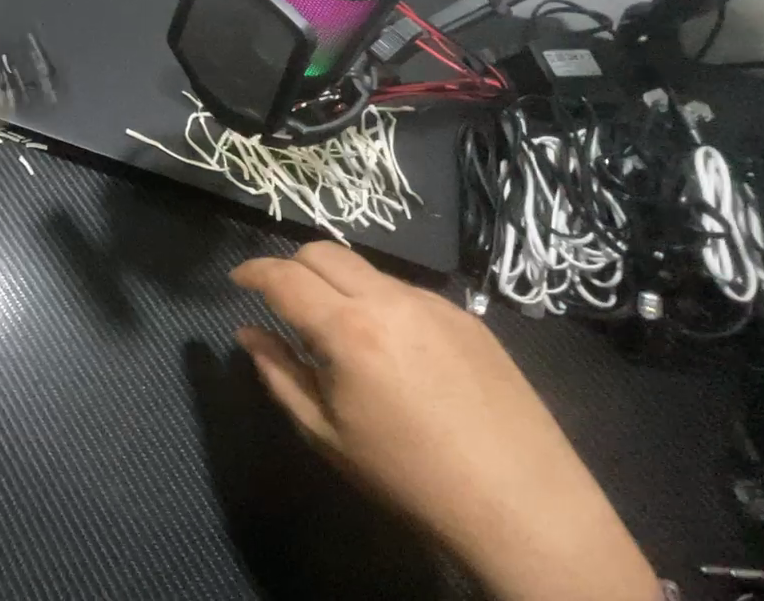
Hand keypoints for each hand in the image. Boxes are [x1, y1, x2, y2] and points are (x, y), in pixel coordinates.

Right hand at [230, 242, 658, 600]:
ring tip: (334, 328)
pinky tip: (387, 347)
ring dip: (334, 282)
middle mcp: (390, 302)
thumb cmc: (409, 477)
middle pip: (322, 252)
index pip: (283, 276)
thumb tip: (249, 332)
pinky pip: (404, 292)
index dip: (251, 271)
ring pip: (364, 269)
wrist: (527, 511)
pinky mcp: (470, 321)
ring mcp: (436, 307)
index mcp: (348, 331)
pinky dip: (375, 301)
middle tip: (278, 298)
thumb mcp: (324, 431)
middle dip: (289, 264)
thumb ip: (278, 372)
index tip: (236, 281)